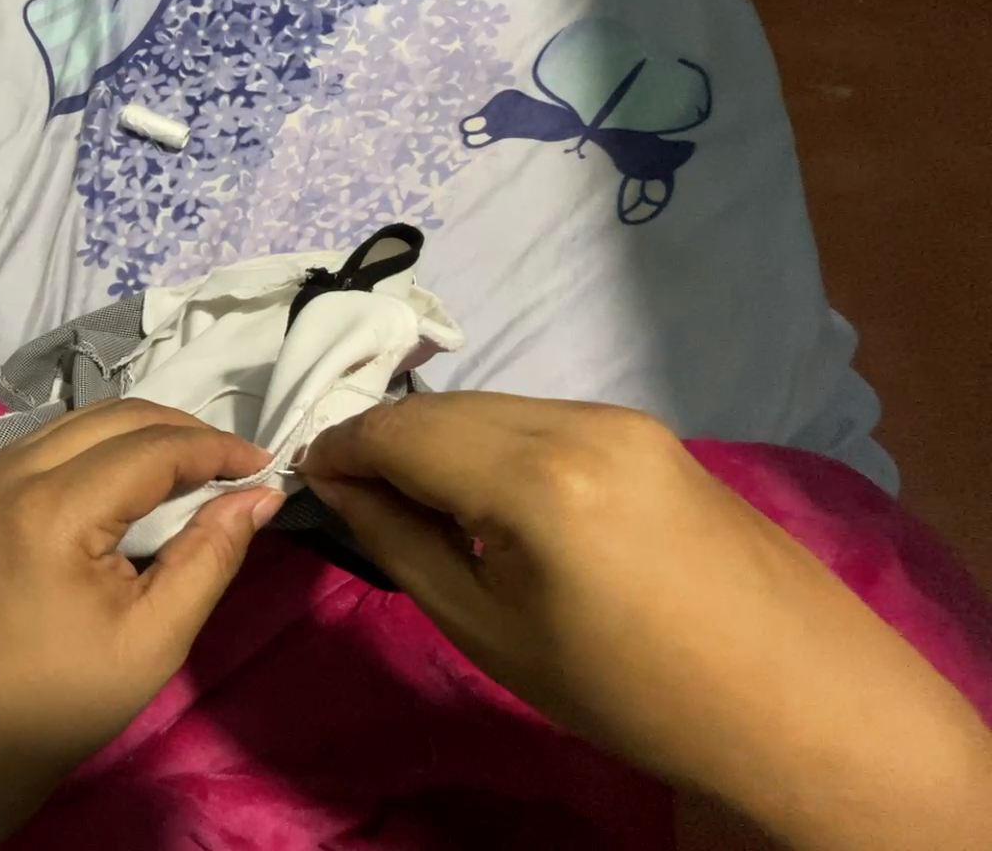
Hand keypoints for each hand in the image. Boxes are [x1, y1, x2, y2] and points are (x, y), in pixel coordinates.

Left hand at [0, 400, 282, 849]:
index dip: (215, 449)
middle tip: (235, 468)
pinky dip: (112, 439)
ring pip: (90, 416)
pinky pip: (63, 433)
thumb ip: (210, 556)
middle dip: (186, 431)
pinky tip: (141, 471)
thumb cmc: (60, 695)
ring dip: (149, 431)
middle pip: (120, 418)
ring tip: (198, 467)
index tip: (265, 467)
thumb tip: (261, 496)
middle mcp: (17, 468)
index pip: (151, 450)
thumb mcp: (154, 639)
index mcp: (53, 508)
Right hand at [299, 392, 991, 850]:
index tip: (309, 474)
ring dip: (424, 436)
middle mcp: (575, 424)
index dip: (338, 447)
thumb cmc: (623, 687)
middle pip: (433, 407)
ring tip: (406, 488)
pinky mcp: (640, 428)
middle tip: (348, 485)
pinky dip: (475, 438)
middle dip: (376, 438)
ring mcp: (616, 418)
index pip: (396, 433)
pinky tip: (474, 483)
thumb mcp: (480, 625)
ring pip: (476, 404)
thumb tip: (336, 484)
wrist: (807, 712)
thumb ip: (393, 537)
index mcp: (533, 481)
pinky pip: (524, 414)